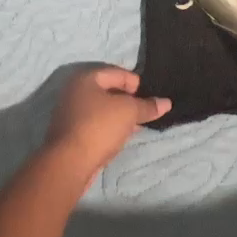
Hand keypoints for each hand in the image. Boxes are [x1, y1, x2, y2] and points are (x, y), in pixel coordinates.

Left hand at [43, 65, 171, 173]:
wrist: (69, 163)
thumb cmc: (99, 127)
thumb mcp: (129, 112)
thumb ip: (147, 106)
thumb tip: (166, 103)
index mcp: (86, 78)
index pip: (117, 72)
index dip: (136, 83)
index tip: (150, 96)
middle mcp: (74, 91)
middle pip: (108, 90)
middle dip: (128, 100)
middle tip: (146, 111)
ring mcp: (70, 113)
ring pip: (102, 109)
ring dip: (120, 115)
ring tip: (137, 125)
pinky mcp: (70, 133)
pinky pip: (95, 123)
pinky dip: (109, 126)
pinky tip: (121, 136)